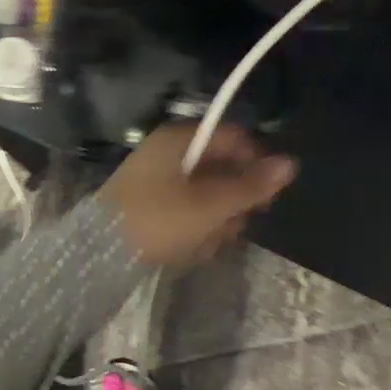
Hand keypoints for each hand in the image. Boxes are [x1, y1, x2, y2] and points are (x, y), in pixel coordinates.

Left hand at [100, 122, 296, 265]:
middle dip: (232, 202)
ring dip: (215, 221)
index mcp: (179, 139)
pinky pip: (188, 211)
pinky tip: (191, 248)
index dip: (255, 162)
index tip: (266, 196)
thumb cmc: (158, 219)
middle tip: (230, 226)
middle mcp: (169, 151)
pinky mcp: (151, 204)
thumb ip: (250, 186)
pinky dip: (195, 229)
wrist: (100, 252)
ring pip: (207, 195)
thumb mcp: (210, 205)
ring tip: (205, 241)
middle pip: (222, 168)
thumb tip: (290, 163)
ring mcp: (158, 178)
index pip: (232, 137)